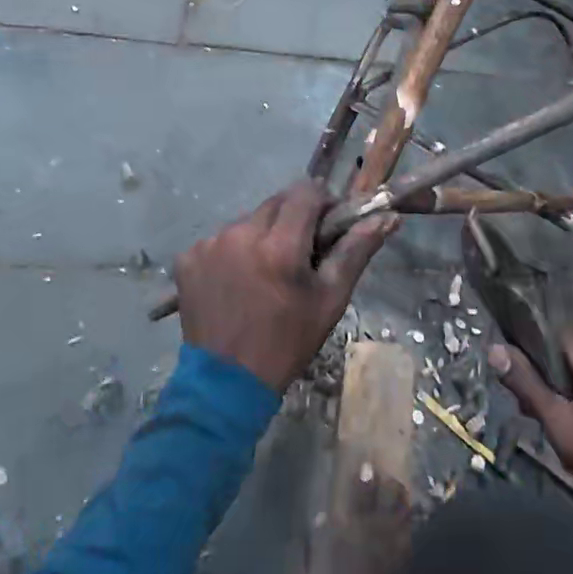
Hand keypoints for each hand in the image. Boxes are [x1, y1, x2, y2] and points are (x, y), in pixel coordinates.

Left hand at [174, 180, 398, 390]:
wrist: (227, 382)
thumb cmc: (287, 341)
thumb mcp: (329, 299)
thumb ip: (355, 251)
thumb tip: (385, 217)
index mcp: (280, 245)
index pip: (305, 191)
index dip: (322, 201)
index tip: (326, 225)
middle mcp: (241, 234)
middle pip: (275, 203)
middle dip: (292, 219)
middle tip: (298, 254)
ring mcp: (209, 244)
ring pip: (246, 221)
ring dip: (261, 235)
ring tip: (264, 272)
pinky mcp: (187, 257)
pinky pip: (218, 240)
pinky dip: (231, 252)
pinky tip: (236, 281)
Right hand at [491, 335, 572, 529]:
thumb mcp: (561, 427)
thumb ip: (527, 385)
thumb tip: (494, 349)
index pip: (553, 337)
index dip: (531, 356)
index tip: (523, 387)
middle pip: (571, 348)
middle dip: (550, 372)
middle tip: (538, 408)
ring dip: (570, 379)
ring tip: (562, 414)